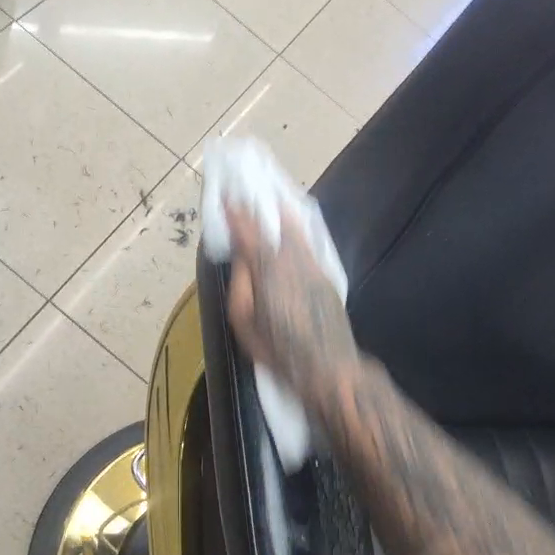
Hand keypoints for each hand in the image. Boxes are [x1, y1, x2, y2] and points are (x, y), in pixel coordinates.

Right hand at [223, 204, 359, 411]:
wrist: (328, 365)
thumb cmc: (278, 350)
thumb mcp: (244, 322)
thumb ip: (240, 285)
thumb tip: (240, 258)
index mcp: (267, 270)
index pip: (248, 232)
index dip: (235, 213)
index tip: (225, 196)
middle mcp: (291, 259)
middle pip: (273, 223)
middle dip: (256, 205)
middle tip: (244, 188)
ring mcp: (312, 264)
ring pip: (295, 228)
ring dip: (279, 209)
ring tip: (270, 194)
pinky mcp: (324, 273)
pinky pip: (307, 241)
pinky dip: (296, 226)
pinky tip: (292, 221)